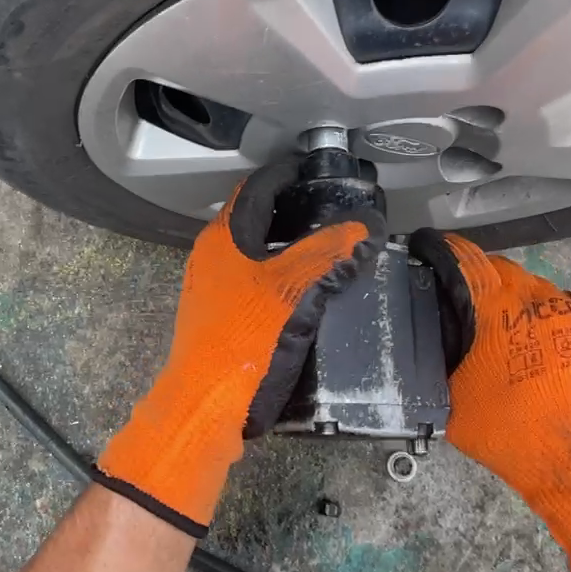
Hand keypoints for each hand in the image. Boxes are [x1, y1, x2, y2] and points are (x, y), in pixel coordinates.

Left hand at [97, 161, 381, 534]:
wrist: (207, 402)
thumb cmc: (246, 338)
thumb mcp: (295, 288)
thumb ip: (329, 251)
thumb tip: (363, 227)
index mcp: (223, 237)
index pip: (257, 186)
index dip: (288, 173)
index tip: (317, 168)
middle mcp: (211, 255)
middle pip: (254, 216)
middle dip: (291, 207)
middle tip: (330, 205)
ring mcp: (211, 286)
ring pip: (252, 249)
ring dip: (286, 242)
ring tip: (326, 243)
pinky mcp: (217, 315)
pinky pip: (252, 278)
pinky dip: (279, 271)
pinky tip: (305, 287)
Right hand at [409, 229, 570, 571]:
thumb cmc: (509, 428)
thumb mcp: (452, 398)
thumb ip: (442, 361)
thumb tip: (434, 346)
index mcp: (494, 307)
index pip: (466, 259)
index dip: (445, 251)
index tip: (430, 251)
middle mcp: (533, 296)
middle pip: (501, 269)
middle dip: (482, 279)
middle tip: (466, 301)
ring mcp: (567, 309)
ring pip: (533, 287)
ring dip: (514, 299)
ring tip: (503, 326)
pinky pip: (559, 307)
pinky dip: (542, 316)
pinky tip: (534, 341)